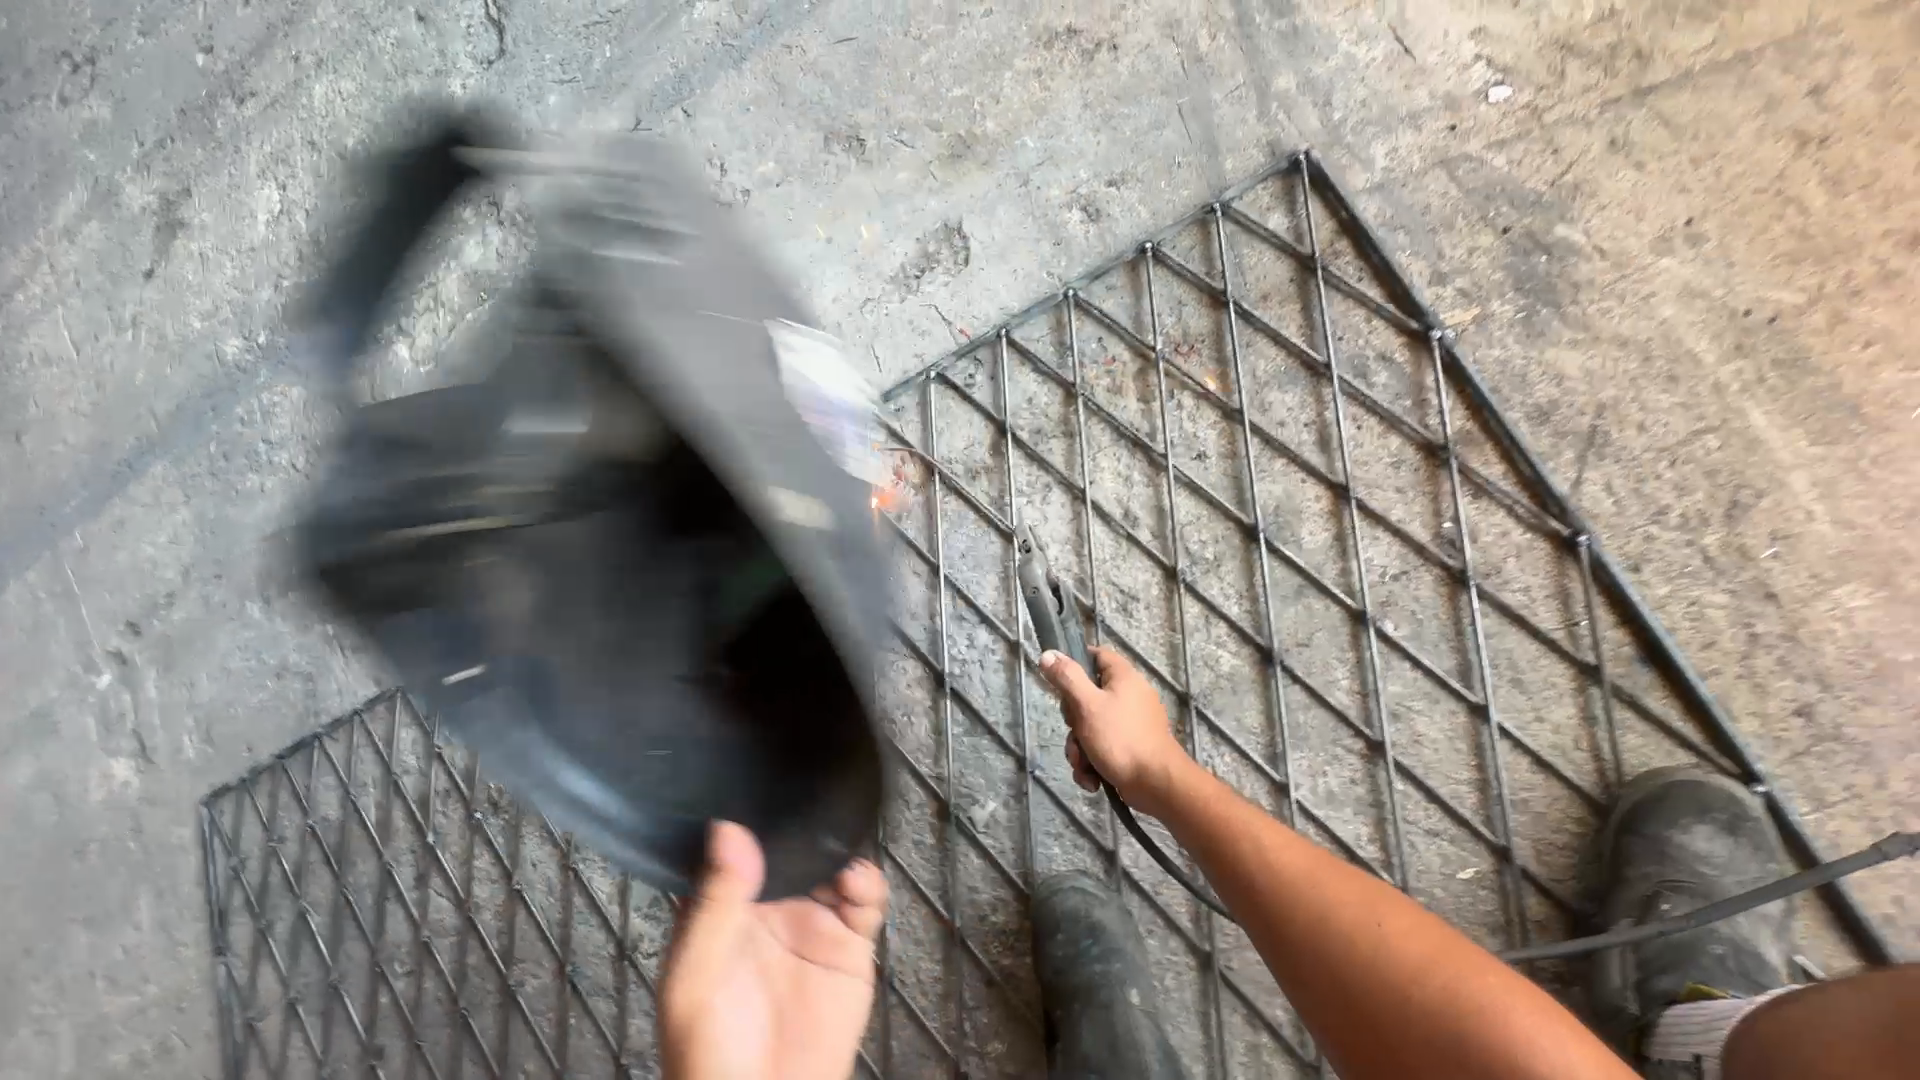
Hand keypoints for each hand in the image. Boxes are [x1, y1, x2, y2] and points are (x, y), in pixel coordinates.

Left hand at [659, 822, 887, 1079]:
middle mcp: (769, 907)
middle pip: (790, 849)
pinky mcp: (849, 944)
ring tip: (837, 850)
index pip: (734, 850)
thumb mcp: (696, 978)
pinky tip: (857, 880)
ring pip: (830, 865)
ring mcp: (811, 923)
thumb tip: (728, 831)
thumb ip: (714, 905)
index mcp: (722, 910)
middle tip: (812, 808)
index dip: (747, 820)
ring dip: (838, 848)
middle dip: (803, 826)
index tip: (760, 791)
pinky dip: (867, 881)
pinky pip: (865, 901)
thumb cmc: (711, 1056)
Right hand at [1039, 646, 1191, 818]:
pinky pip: (1102, 746)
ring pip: (1091, 726)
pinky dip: (1093, 763)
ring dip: (1080, 748)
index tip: (1059, 682)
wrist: (1157, 785)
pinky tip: (1092, 779)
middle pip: (1087, 696)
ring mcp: (1130, 723)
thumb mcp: (1088, 705)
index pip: (1096, 655)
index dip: (1075, 664)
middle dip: (1073, 722)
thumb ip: (1067, 678)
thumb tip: (1047, 654)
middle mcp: (1129, 696)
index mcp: (1123, 677)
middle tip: (1075, 730)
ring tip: (1083, 765)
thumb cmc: (1121, 739)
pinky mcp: (1130, 747)